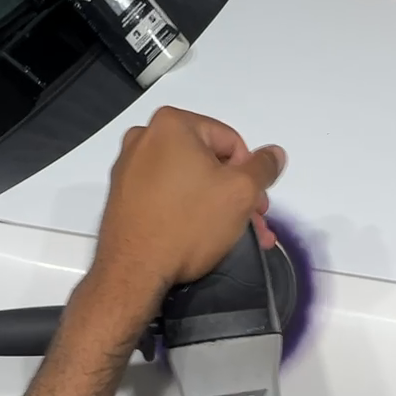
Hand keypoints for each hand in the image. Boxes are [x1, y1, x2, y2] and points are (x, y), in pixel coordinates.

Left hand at [95, 106, 285, 291]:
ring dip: (214, 207)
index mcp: (172, 124)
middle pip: (208, 162)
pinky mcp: (121, 197)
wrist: (133, 272)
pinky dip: (185, 212)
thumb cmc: (188, 225)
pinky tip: (199, 237)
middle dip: (234, 195)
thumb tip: (274, 154)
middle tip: (251, 225)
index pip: (230, 141)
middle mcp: (144, 137)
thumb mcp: (240, 193)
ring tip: (231, 236)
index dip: (250, 174)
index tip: (256, 205)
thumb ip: (264, 168)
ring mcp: (128, 168)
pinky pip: (165, 197)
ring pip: (188, 182)